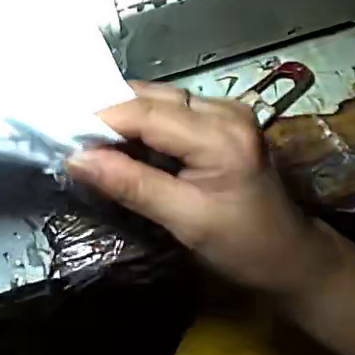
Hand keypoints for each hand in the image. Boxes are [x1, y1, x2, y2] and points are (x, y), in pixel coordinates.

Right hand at [66, 82, 339, 296]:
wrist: (293, 256)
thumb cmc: (245, 247)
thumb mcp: (186, 221)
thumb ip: (131, 185)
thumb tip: (77, 159)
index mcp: (222, 135)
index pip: (148, 114)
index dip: (102, 118)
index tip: (62, 132)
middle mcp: (225, 110)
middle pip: (153, 98)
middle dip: (109, 112)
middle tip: (68, 132)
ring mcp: (226, 111)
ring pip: (160, 99)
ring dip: (123, 115)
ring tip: (87, 134)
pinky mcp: (221, 119)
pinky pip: (171, 109)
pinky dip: (141, 121)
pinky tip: (120, 137)